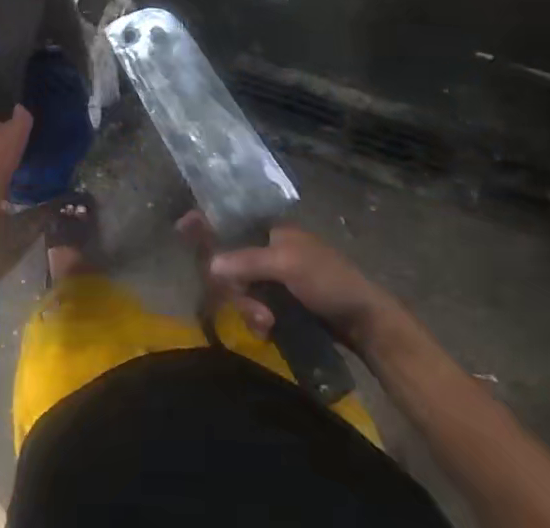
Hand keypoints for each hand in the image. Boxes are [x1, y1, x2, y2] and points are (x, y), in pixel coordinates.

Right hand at [178, 213, 400, 347]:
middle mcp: (267, 247)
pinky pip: (251, 304)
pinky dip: (256, 318)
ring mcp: (272, 275)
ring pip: (238, 286)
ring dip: (248, 307)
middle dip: (235, 286)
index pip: (230, 218)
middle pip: (229, 259)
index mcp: (271, 228)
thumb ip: (247, 261)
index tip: (182, 227)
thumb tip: (209, 265)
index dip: (206, 221)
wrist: (366, 322)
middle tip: (251, 307)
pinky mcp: (278, 300)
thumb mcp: (288, 265)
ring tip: (267, 324)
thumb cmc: (329, 281)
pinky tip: (269, 331)